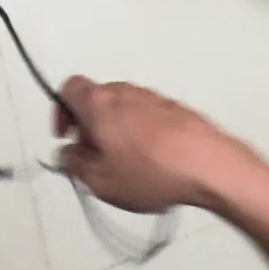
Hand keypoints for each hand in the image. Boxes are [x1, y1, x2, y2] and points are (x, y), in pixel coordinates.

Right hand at [53, 77, 256, 213]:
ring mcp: (150, 95)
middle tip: (93, 157)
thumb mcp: (101, 181)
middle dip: (88, 125)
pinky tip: (150, 161)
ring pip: (119, 107)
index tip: (67, 138)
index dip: (61, 111)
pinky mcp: (172, 107)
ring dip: (113, 129)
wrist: (207, 163)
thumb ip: (75, 164)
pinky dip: (136, 131)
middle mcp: (122, 90)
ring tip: (123, 164)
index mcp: (99, 102)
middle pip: (94, 99)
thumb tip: (66, 152)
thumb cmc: (148, 171)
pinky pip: (143, 114)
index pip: (68, 88)